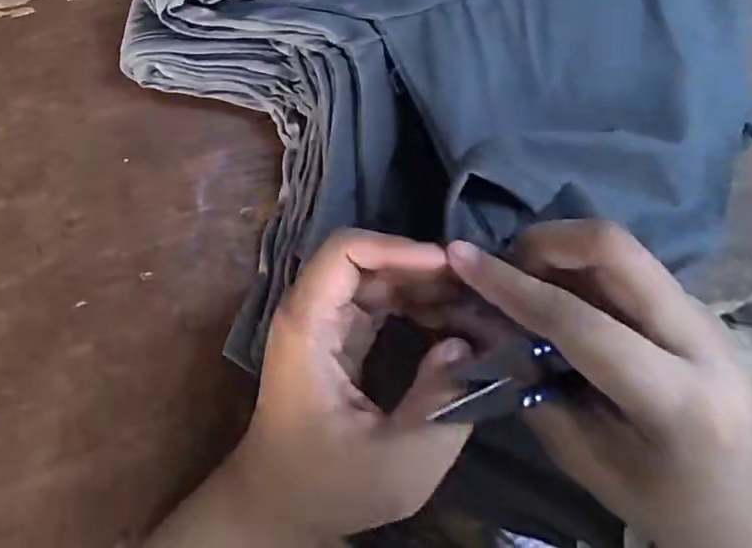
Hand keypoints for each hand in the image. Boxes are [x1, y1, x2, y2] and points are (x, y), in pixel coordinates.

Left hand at [148, 231, 473, 545]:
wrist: (278, 503)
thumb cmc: (328, 485)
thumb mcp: (396, 462)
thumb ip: (438, 404)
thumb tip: (467, 346)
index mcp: (308, 323)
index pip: (345, 251)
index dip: (396, 248)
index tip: (447, 266)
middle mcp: (309, 309)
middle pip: (362, 259)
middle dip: (417, 266)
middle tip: (472, 286)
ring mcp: (321, 321)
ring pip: (372, 277)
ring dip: (418, 284)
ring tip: (469, 303)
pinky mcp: (336, 336)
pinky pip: (375, 301)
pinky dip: (411, 304)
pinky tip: (447, 322)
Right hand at [447, 222, 751, 547]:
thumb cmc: (666, 506)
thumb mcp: (586, 459)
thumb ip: (533, 383)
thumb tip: (487, 319)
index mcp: (679, 401)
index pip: (578, 320)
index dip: (510, 284)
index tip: (460, 256)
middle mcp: (705, 344)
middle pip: (615, 248)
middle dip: (545, 240)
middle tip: (508, 264)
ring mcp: (710, 318)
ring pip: (621, 247)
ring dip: (562, 249)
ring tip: (530, 279)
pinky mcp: (701, 308)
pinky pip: (630, 265)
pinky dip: (582, 265)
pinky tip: (565, 295)